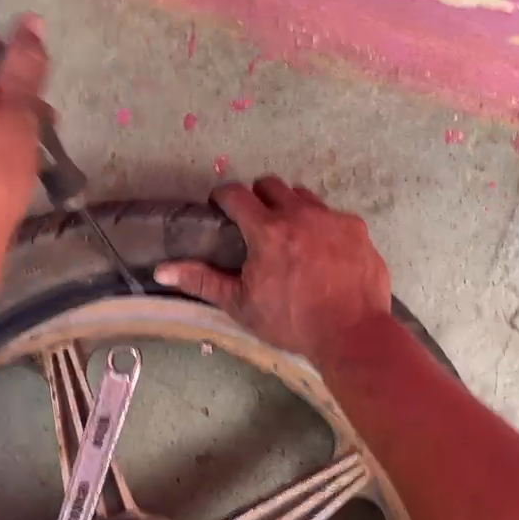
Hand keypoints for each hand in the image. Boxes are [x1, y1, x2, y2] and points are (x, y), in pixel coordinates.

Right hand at [154, 177, 392, 365]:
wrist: (353, 335)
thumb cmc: (291, 322)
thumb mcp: (241, 304)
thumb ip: (202, 281)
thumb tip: (161, 271)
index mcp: (267, 231)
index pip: (236, 194)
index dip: (223, 196)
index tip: (219, 207)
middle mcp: (301, 215)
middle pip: (271, 184)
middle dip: (257, 197)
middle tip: (254, 222)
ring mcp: (333, 219)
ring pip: (304, 196)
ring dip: (290, 207)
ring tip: (289, 235)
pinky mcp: (357, 229)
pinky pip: (333, 216)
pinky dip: (321, 227)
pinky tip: (322, 253)